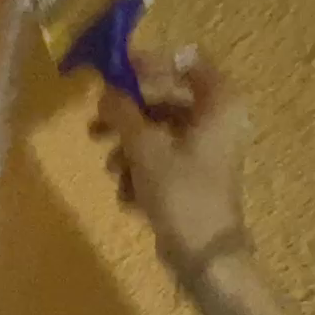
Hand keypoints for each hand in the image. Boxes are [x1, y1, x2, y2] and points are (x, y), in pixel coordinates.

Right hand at [92, 47, 251, 277]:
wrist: (202, 252)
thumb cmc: (181, 193)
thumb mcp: (145, 149)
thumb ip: (124, 113)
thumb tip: (106, 88)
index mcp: (219, 102)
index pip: (186, 62)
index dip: (149, 65)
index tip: (114, 75)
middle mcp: (216, 119)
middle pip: (163, 101)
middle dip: (127, 117)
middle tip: (95, 127)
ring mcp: (203, 150)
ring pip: (155, 133)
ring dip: (127, 150)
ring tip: (112, 171)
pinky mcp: (190, 176)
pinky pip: (157, 160)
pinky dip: (139, 173)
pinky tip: (130, 196)